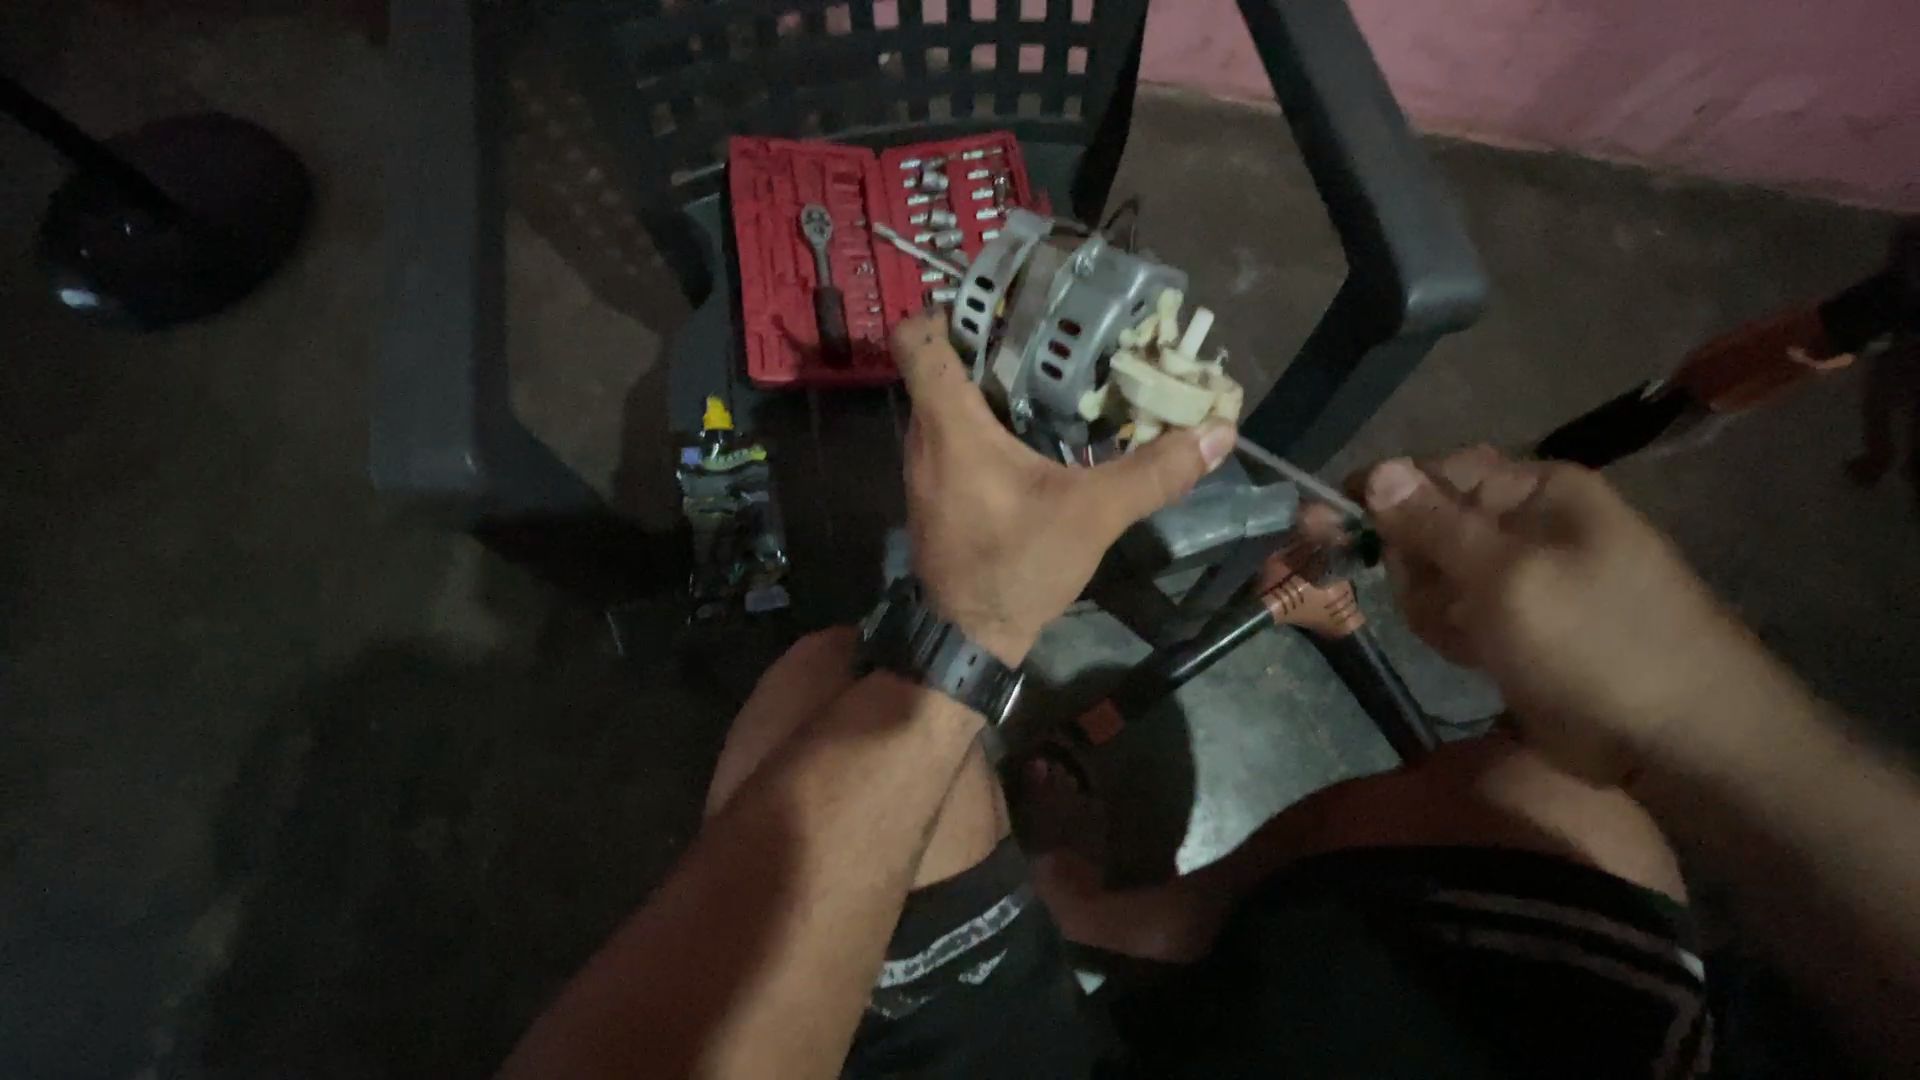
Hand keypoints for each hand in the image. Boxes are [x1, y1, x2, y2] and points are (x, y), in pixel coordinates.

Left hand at [892, 314, 1236, 665]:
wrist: (970, 636)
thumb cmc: (1018, 566)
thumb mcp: (1093, 514)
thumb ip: (1154, 471)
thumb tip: (1218, 431)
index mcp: (949, 425)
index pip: (916, 340)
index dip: (947, 309)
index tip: (999, 305)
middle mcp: (924, 438)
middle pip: (939, 366)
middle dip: (988, 344)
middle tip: (1048, 336)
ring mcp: (923, 469)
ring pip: (945, 405)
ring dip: (987, 387)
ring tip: (1047, 377)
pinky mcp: (934, 494)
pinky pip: (951, 438)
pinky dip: (982, 424)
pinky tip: (1031, 434)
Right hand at [1361, 447, 1778, 784]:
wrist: (1678, 745)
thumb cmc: (1595, 644)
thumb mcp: (1506, 576)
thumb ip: (1432, 522)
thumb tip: (1375, 467)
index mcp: (1533, 491)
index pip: (1428, 473)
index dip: (1375, 497)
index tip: (1321, 526)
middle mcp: (1521, 522)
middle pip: (1419, 526)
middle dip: (1413, 567)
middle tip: (1439, 605)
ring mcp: (1516, 575)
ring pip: (1426, 574)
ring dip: (1430, 607)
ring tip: (1470, 638)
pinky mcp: (1508, 620)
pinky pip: (1447, 609)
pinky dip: (1449, 631)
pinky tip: (1478, 653)